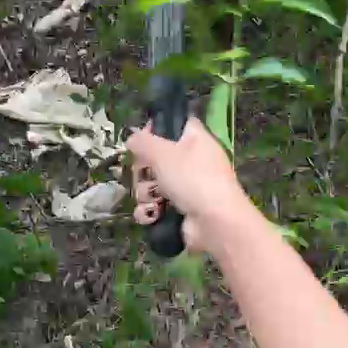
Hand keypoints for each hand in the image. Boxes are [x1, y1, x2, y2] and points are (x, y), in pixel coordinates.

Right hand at [127, 118, 255, 252]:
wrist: (214, 222)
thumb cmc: (192, 178)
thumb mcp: (163, 153)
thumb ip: (143, 141)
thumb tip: (132, 138)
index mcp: (195, 140)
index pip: (174, 125)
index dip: (155, 129)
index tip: (141, 139)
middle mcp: (192, 161)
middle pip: (156, 158)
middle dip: (144, 170)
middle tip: (146, 175)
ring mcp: (187, 187)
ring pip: (152, 184)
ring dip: (146, 193)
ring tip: (154, 200)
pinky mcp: (181, 210)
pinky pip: (156, 205)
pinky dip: (151, 211)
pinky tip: (153, 214)